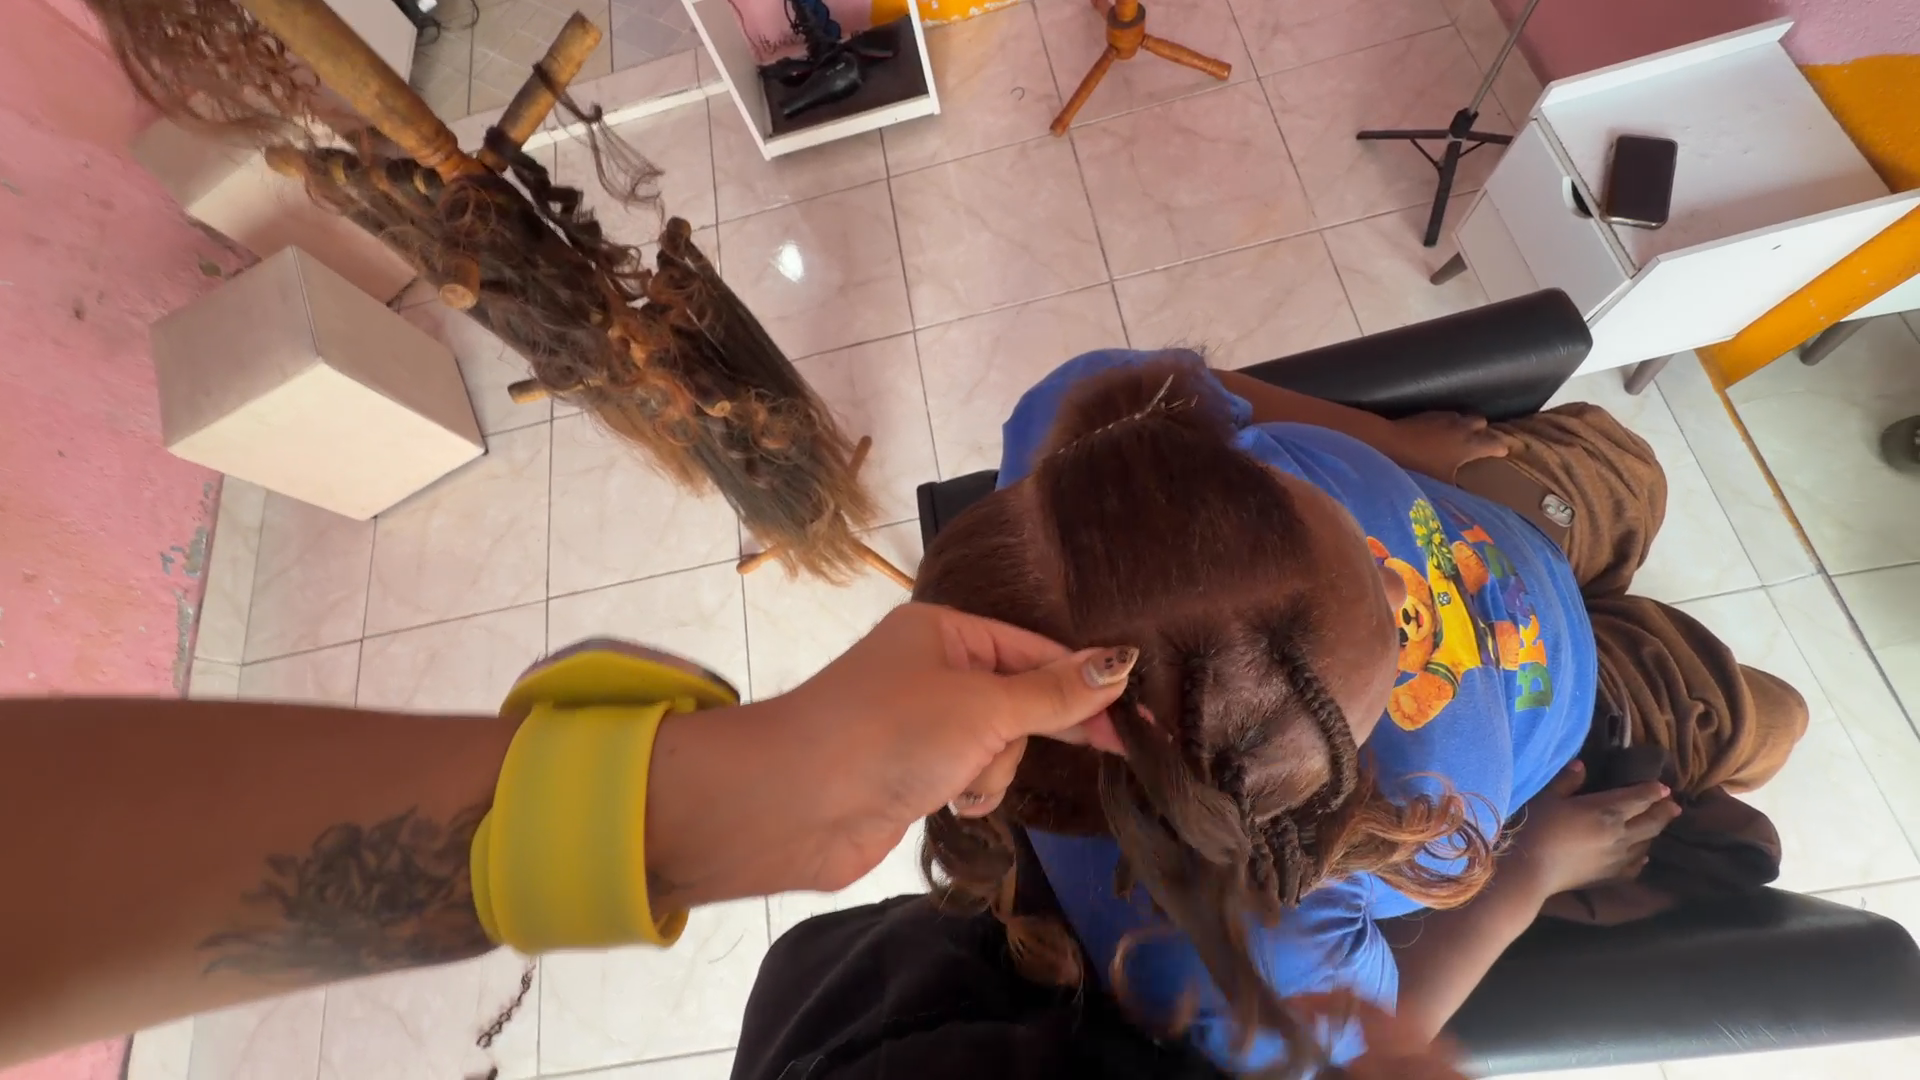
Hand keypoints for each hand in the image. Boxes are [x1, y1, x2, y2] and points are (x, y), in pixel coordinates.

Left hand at [644, 603, 1134, 906]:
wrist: (795, 803)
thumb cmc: (893, 733)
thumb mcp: (984, 706)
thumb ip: (1053, 692)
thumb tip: (1119, 661)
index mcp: (944, 632)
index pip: (1033, 649)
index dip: (1084, 680)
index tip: (1134, 714)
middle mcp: (933, 668)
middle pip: (1017, 694)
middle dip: (1046, 723)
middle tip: (1113, 749)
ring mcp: (922, 720)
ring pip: (997, 741)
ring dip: (992, 765)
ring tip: (965, 779)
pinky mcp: (914, 768)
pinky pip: (970, 771)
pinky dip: (969, 787)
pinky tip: (950, 800)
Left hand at [1389, 411, 1509, 481]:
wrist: (1388, 442)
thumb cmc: (1417, 465)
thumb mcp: (1439, 481)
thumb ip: (1455, 488)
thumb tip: (1463, 500)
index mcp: (1471, 444)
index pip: (1497, 444)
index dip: (1500, 449)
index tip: (1500, 454)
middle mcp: (1463, 427)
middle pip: (1483, 423)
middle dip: (1483, 431)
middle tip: (1476, 444)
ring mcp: (1446, 417)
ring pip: (1464, 416)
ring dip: (1464, 425)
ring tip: (1457, 437)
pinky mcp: (1429, 413)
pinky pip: (1446, 416)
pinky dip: (1447, 423)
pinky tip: (1437, 433)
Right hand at [1506, 762, 1679, 897]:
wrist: (1532, 866)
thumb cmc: (1535, 826)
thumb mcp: (1546, 797)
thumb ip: (1566, 781)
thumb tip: (1582, 765)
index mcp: (1604, 811)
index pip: (1637, 799)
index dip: (1651, 791)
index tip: (1663, 787)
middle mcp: (1621, 833)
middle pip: (1651, 821)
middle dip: (1663, 811)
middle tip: (1673, 805)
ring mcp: (1621, 857)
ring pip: (1647, 842)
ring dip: (1654, 831)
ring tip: (1656, 825)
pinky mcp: (1614, 875)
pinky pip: (1637, 864)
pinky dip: (1642, 855)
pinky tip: (1641, 854)